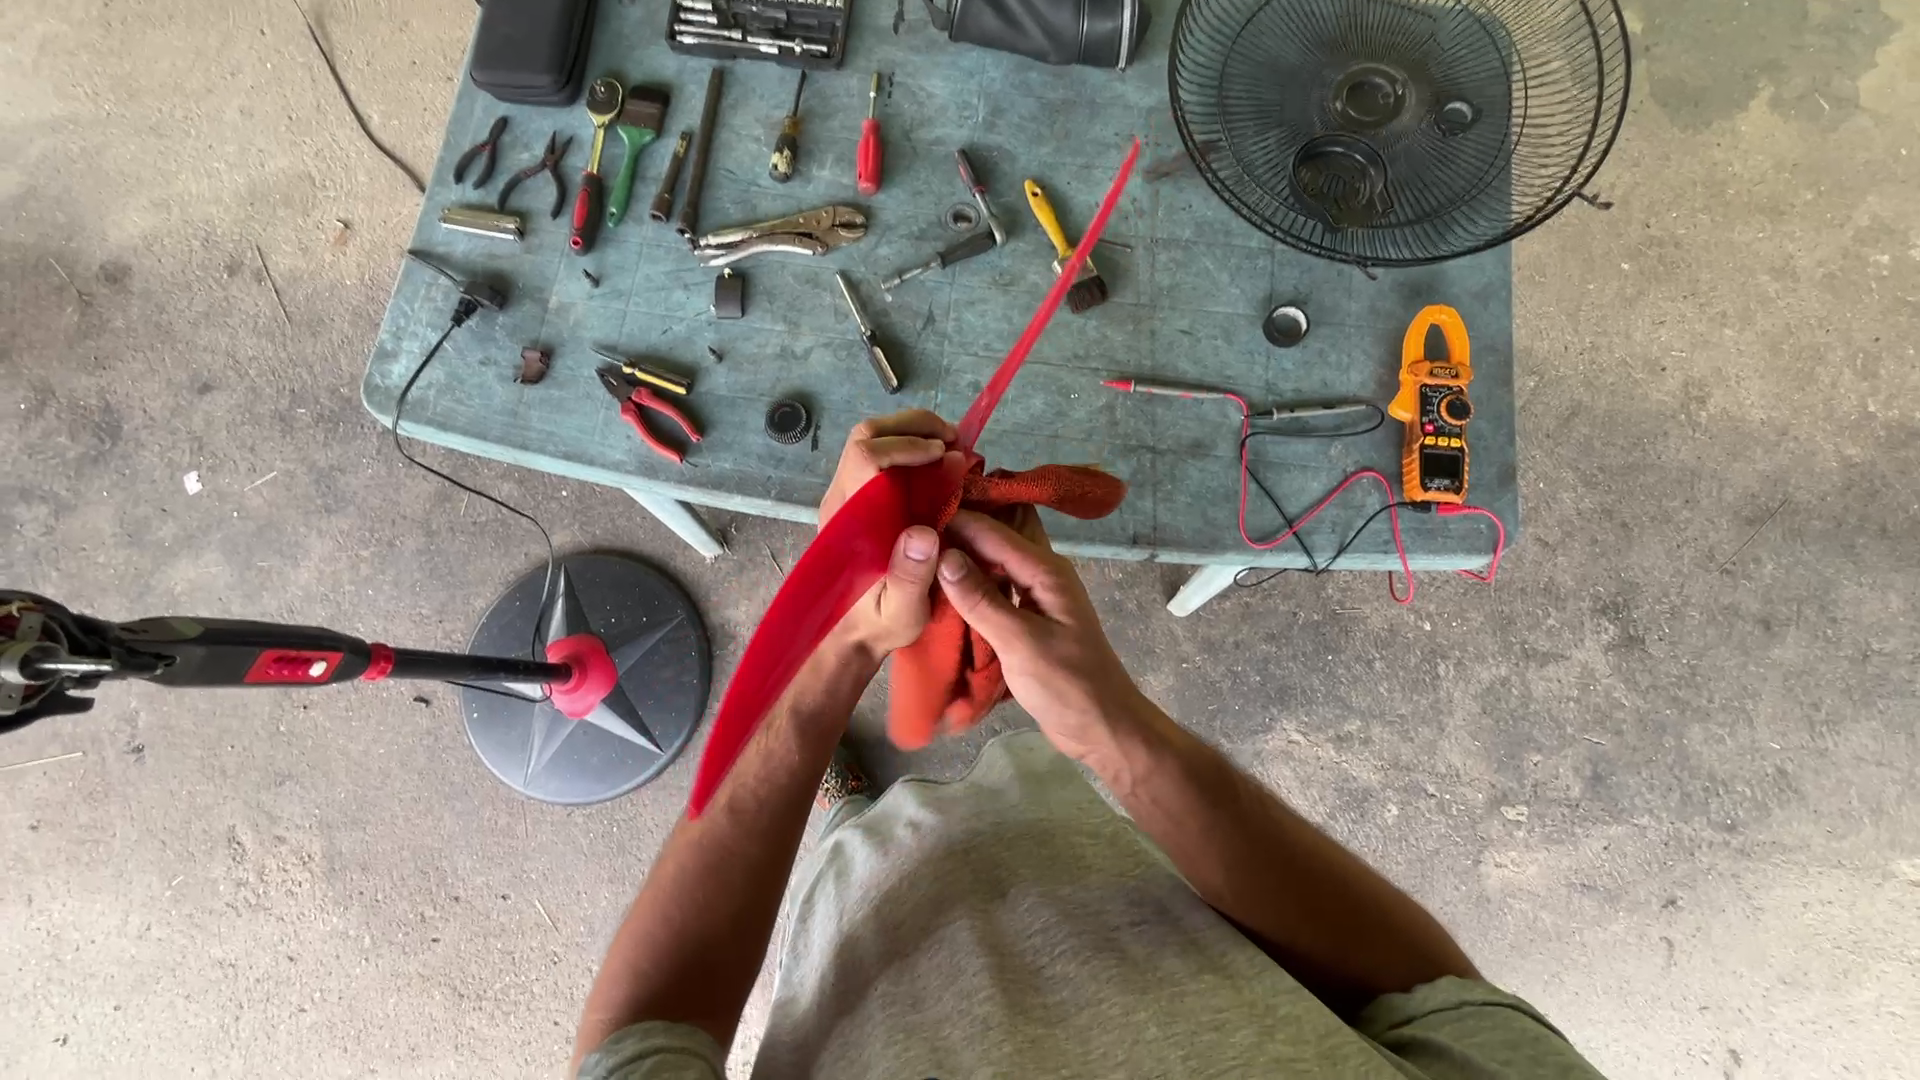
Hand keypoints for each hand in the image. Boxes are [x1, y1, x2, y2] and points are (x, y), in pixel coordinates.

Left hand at [821, 410, 962, 663]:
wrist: (847, 635)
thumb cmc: (876, 624)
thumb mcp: (901, 613)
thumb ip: (911, 577)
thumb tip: (925, 532)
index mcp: (851, 521)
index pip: (867, 457)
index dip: (908, 445)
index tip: (945, 454)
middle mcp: (842, 499)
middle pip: (866, 435)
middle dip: (912, 426)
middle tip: (955, 440)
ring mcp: (846, 497)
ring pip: (870, 441)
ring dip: (911, 433)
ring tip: (951, 449)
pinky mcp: (856, 501)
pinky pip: (877, 458)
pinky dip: (908, 449)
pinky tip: (938, 467)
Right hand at [936, 510, 1147, 760]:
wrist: (1101, 726)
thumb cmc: (1066, 684)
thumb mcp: (1019, 642)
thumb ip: (981, 600)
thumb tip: (943, 556)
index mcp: (1046, 571)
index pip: (993, 533)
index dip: (955, 521)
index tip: (911, 513)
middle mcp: (1041, 575)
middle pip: (994, 544)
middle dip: (957, 536)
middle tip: (909, 532)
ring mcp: (1036, 597)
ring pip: (993, 568)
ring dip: (962, 563)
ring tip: (919, 557)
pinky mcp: (1028, 620)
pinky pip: (995, 593)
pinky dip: (971, 590)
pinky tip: (942, 592)